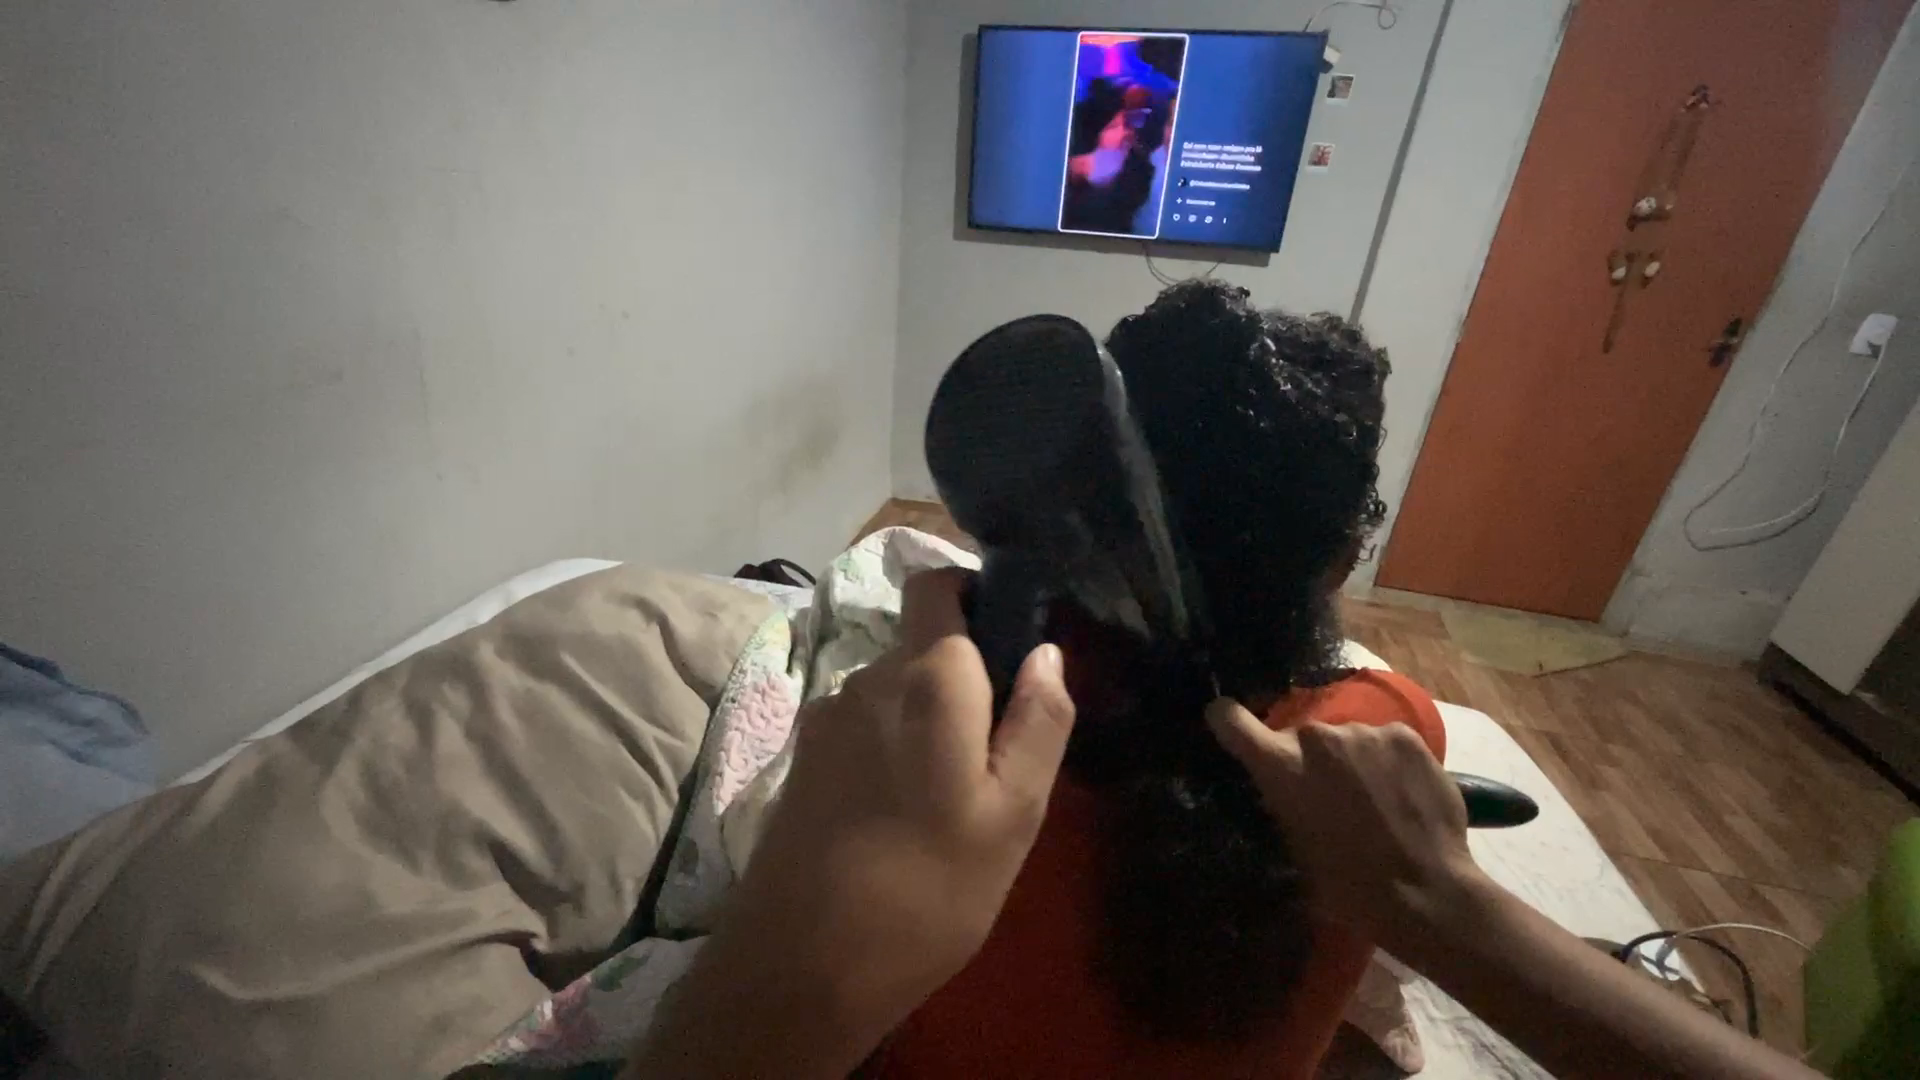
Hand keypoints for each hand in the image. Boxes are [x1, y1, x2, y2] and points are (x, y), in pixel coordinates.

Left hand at [634, 569, 1076, 1077]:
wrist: (800, 965)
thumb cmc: (928, 887)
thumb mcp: (1014, 814)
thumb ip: (1038, 721)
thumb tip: (1047, 652)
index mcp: (925, 677)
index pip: (934, 584)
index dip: (970, 589)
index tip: (1007, 633)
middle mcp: (867, 676)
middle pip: (920, 642)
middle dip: (962, 671)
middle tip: (994, 743)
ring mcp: (826, 714)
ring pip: (893, 686)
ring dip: (927, 713)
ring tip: (950, 786)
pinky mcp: (802, 753)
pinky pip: (864, 721)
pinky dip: (892, 739)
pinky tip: (901, 804)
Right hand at [1205, 700, 1482, 941]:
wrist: (1426, 895)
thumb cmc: (1346, 884)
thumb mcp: (1288, 847)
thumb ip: (1276, 803)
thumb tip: (1271, 791)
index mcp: (1279, 763)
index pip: (1229, 718)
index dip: (1227, 720)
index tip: (1232, 728)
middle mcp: (1314, 735)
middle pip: (1299, 735)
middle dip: (1309, 758)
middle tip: (1331, 796)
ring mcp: (1362, 731)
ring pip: (1345, 739)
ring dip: (1352, 760)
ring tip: (1377, 800)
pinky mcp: (1404, 735)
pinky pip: (1384, 740)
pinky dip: (1388, 760)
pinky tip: (1403, 793)